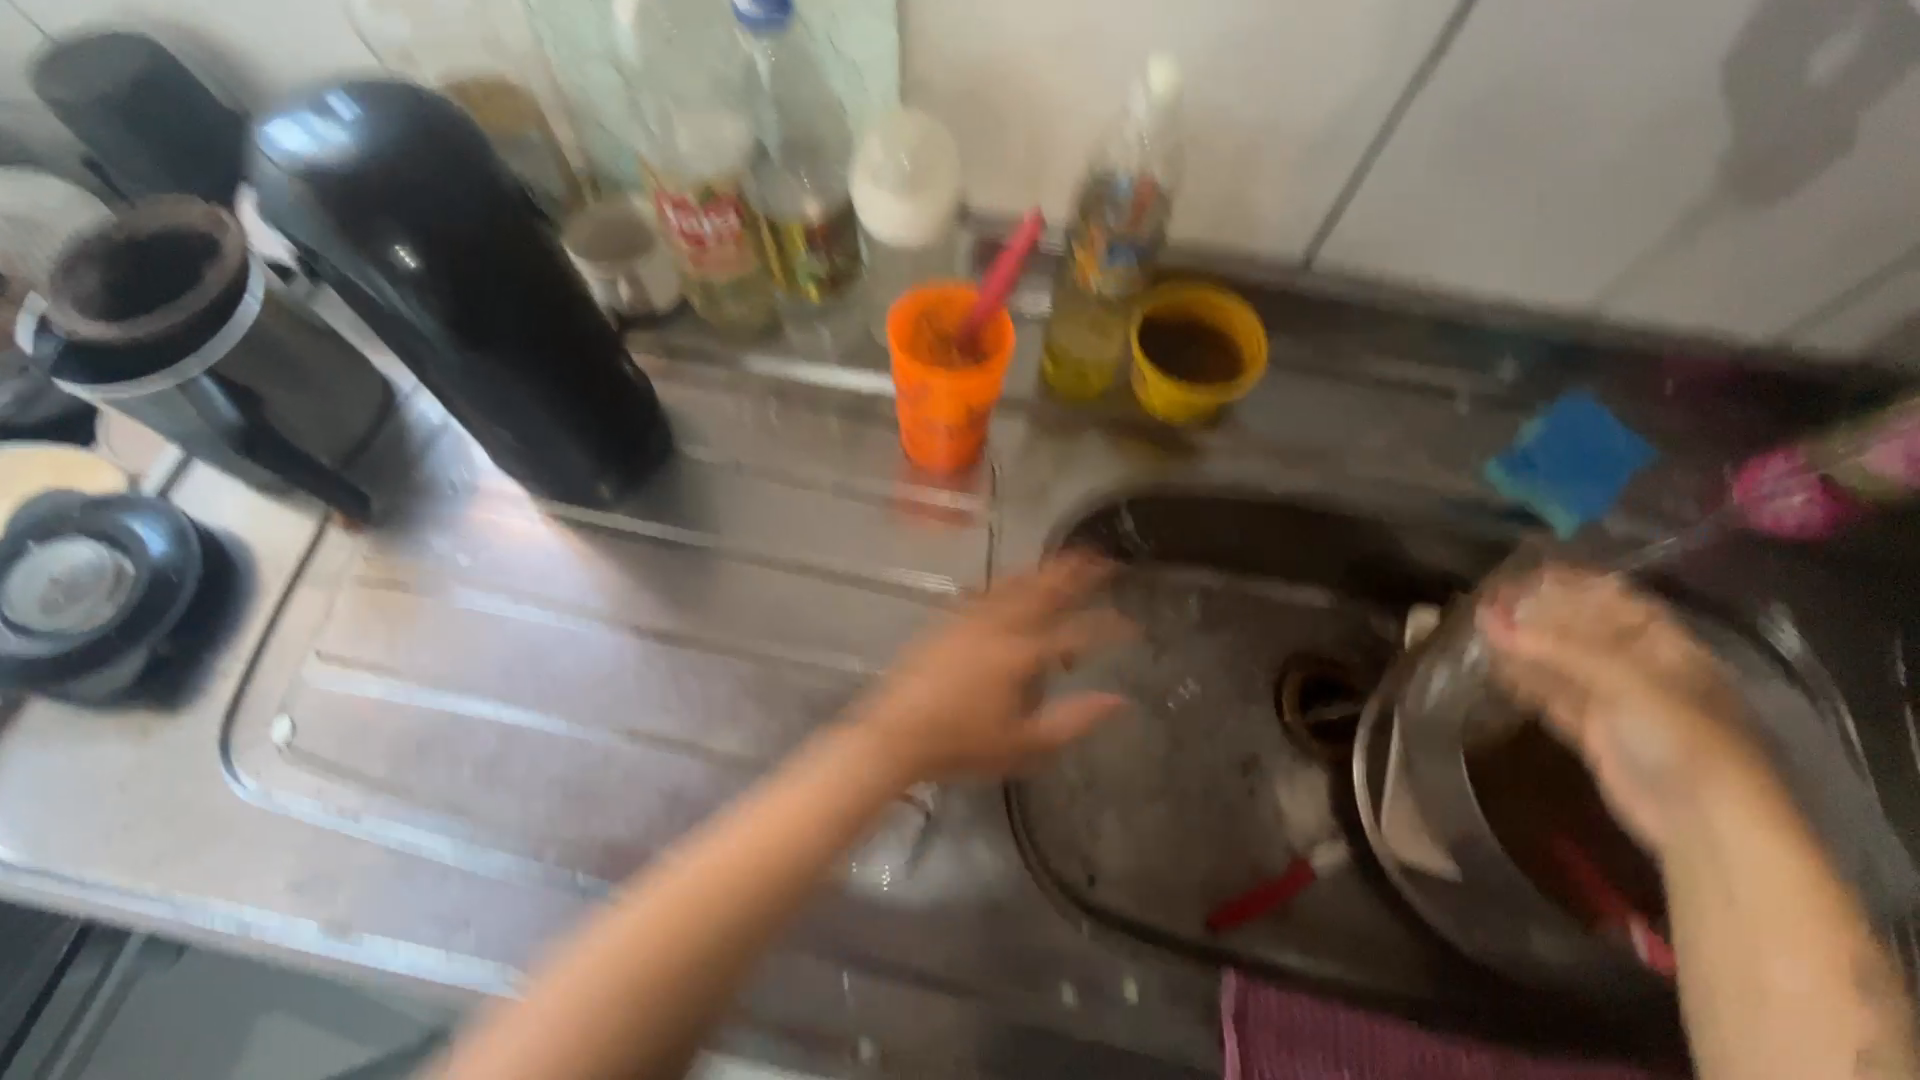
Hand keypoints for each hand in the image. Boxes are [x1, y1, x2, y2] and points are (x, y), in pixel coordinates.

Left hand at [849, 553, 1134, 783]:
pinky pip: (984, 591)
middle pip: (1046, 591)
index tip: (1132, 624)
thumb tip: (1118, 701)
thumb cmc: (962, 745)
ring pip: (1015, 584)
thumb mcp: (1025, 744)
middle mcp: (1000, 626)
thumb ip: (1075, 720)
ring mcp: (970, 619)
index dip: (1109, 626)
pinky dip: (1006, 581)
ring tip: (1065, 560)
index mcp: (1023, 655)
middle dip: (1077, 573)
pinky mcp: (947, 620)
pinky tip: (1010, 582)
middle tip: (1102, 559)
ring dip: (1044, 570)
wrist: (895, 735)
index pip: (1079, 633)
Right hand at [1476, 566, 1775, 855]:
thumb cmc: (1683, 737)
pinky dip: (1526, 684)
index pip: (1618, 602)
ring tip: (1480, 629)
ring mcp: (1620, 705)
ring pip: (1564, 666)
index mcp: (1668, 648)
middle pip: (1585, 633)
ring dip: (1525, 648)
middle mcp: (1644, 670)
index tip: (1527, 572)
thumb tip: (1489, 619)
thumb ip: (1557, 650)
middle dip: (1540, 616)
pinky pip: (1555, 699)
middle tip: (1491, 600)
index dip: (1575, 585)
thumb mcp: (1628, 681)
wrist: (1705, 821)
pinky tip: (1497, 671)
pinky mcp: (1596, 735)